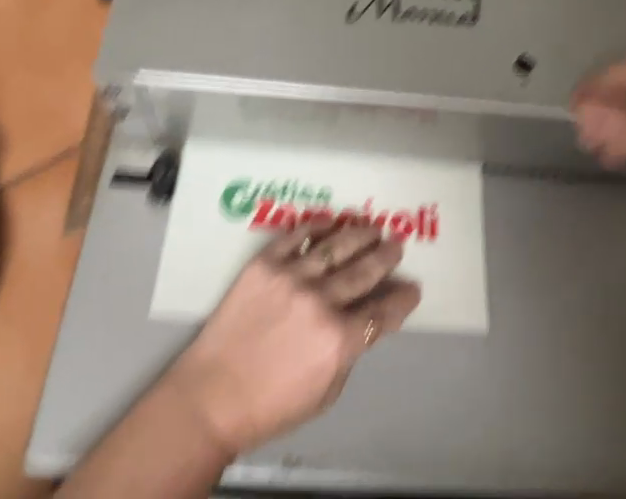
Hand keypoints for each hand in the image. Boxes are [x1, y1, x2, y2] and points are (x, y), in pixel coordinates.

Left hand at [161, 222, 422, 455]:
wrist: (212, 396)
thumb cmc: (272, 406)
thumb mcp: (327, 391)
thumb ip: (350, 352)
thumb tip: (366, 323)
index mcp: (340, 340)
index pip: (383, 311)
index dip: (403, 299)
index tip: (413, 288)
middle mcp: (321, 302)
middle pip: (364, 271)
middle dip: (386, 256)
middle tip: (398, 243)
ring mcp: (291, 278)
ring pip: (336, 247)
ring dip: (359, 234)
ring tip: (372, 226)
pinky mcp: (263, 266)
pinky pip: (295, 236)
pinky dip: (316, 225)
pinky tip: (331, 220)